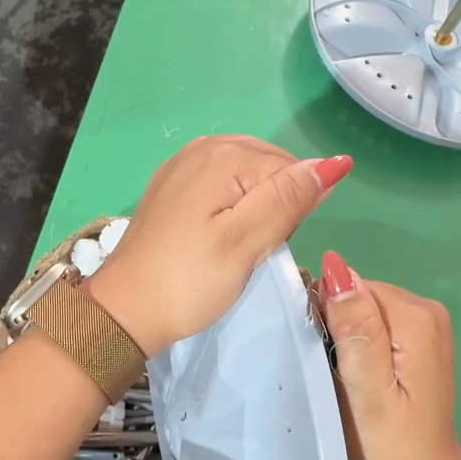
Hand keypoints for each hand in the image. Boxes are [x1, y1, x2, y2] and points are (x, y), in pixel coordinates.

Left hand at [85, 135, 350, 356]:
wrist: (124, 311)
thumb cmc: (189, 280)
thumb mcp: (246, 241)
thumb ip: (289, 198)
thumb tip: (335, 162)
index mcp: (223, 156)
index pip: (291, 171)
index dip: (291, 212)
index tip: (266, 246)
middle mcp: (202, 148)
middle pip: (269, 167)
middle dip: (275, 205)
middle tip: (253, 250)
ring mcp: (181, 167)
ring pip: (245, 176)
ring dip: (254, 207)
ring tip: (237, 246)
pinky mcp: (169, 189)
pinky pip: (219, 185)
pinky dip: (230, 207)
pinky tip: (218, 236)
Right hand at [318, 251, 460, 459]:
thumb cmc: (389, 445)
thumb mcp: (367, 391)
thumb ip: (355, 329)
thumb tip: (335, 268)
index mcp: (415, 318)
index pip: (351, 287)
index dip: (326, 316)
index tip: (319, 356)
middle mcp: (426, 310)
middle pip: (358, 295)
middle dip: (335, 325)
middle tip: (329, 373)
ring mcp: (424, 324)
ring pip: (362, 308)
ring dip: (343, 336)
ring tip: (339, 377)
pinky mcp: (417, 339)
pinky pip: (373, 323)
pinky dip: (356, 344)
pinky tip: (352, 375)